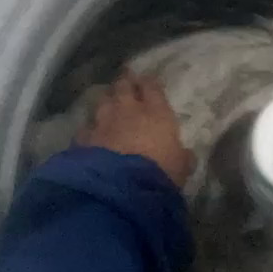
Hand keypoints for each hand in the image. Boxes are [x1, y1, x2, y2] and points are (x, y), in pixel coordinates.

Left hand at [78, 70, 192, 187]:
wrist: (122, 190)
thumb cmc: (160, 174)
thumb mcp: (180, 167)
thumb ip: (182, 156)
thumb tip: (187, 154)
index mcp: (156, 112)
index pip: (151, 86)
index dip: (148, 82)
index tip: (146, 80)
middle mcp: (129, 110)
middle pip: (123, 86)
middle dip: (124, 83)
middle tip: (125, 83)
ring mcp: (104, 122)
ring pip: (103, 101)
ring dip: (106, 102)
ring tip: (107, 104)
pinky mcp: (85, 139)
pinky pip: (86, 128)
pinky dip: (89, 129)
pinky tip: (90, 134)